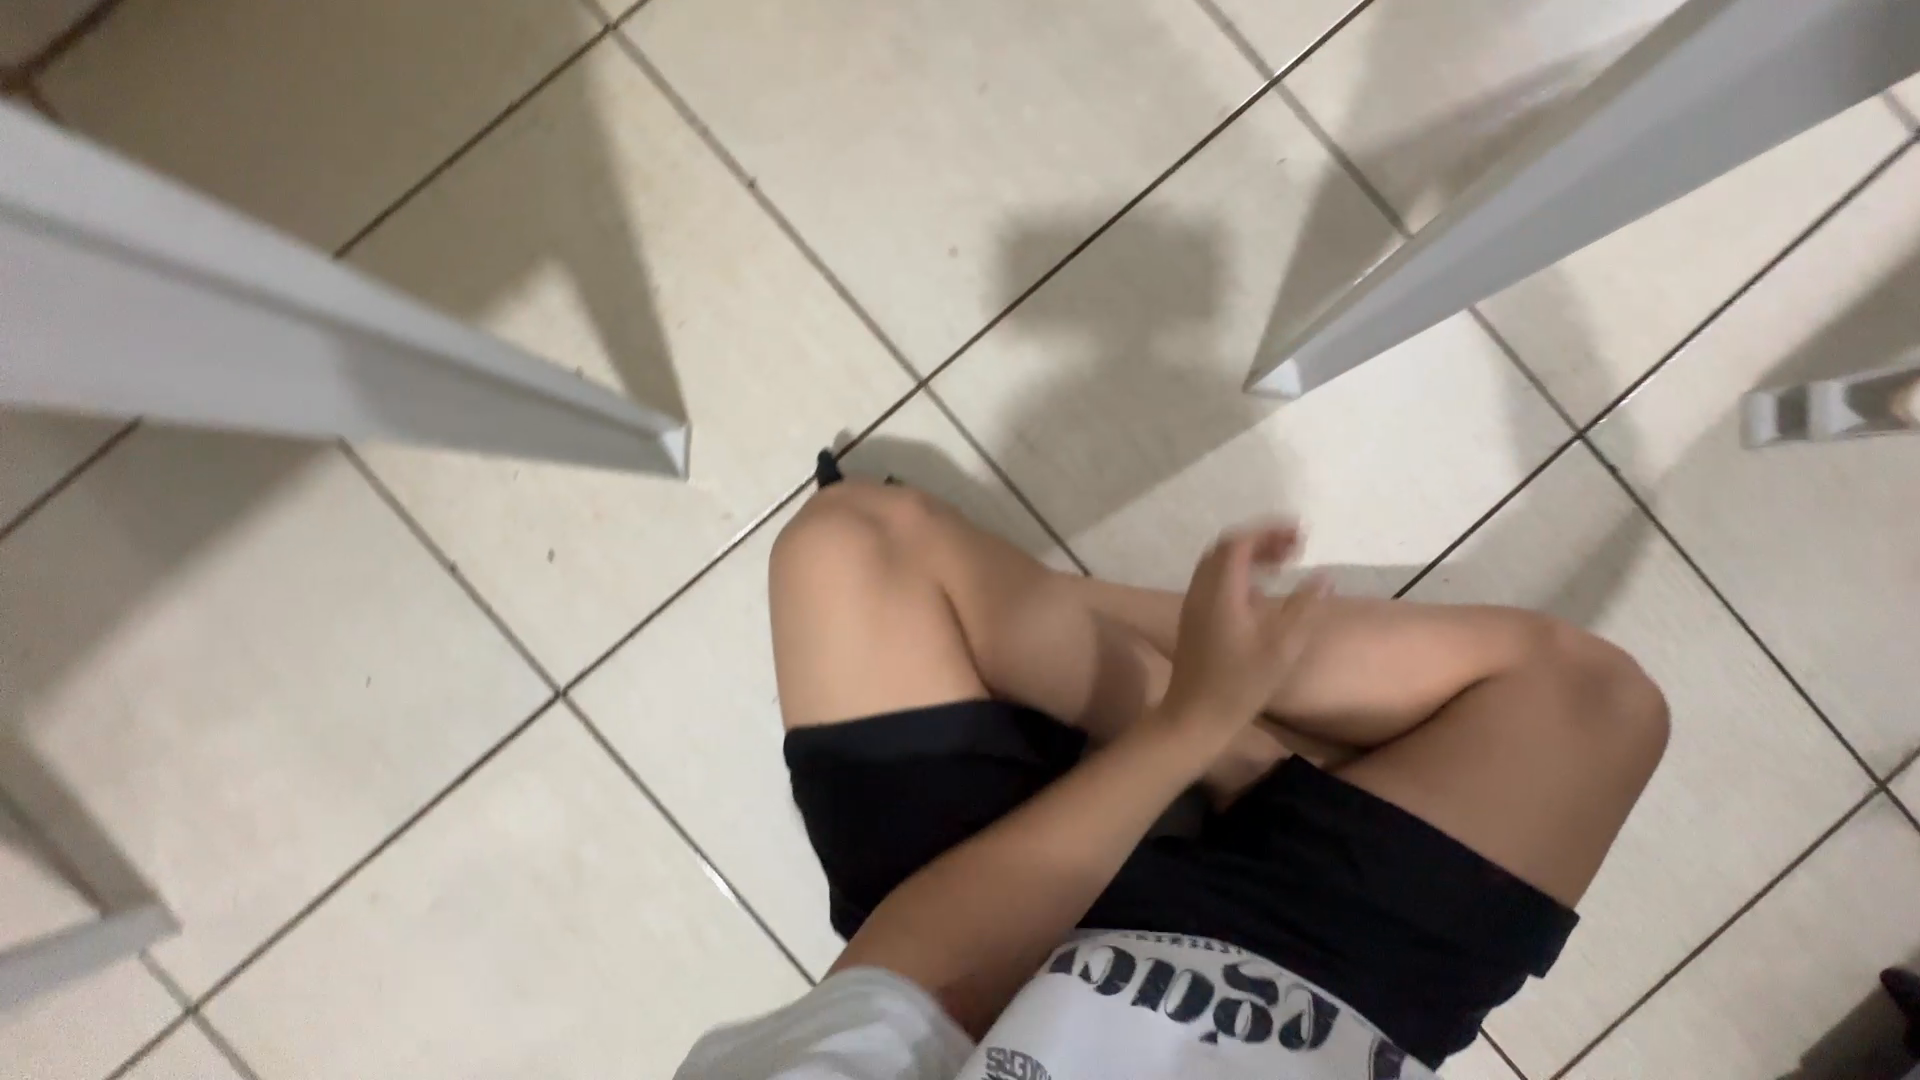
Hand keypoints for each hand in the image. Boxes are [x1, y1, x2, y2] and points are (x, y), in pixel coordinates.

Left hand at [1157, 523, 1330, 740]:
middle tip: (1295, 548)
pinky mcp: (1192, 617)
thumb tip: (1324, 575)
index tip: (1301, 535)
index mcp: (1220, 592)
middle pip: (1226, 547)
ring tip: (1284, 563)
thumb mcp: (1283, 648)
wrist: (1194, 715)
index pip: (1239, 543)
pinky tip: (1263, 591)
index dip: (1269, 532)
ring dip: (1249, 555)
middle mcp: (1200, 590)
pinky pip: (1213, 579)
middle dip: (1261, 539)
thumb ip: (1304, 607)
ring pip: (1217, 562)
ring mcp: (1192, 604)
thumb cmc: (1241, 685)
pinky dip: (1238, 572)